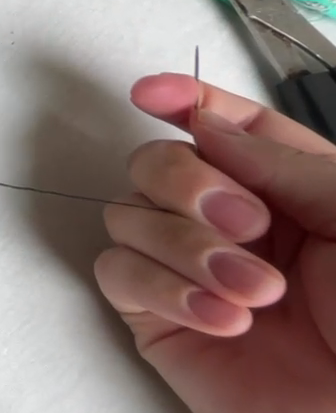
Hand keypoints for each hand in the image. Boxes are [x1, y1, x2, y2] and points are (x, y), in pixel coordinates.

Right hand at [97, 75, 335, 412]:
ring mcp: (185, 266)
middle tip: (245, 224)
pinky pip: (116, 271)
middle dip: (185, 184)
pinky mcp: (151, 311)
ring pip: (126, 214)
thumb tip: (204, 124)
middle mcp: (233, 224)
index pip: (225, 128)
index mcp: (296, 196)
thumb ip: (291, 169)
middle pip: (155, 163)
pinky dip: (161, 287)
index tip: (151, 95)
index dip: (184, 102)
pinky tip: (218, 318)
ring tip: (251, 295)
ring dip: (184, 247)